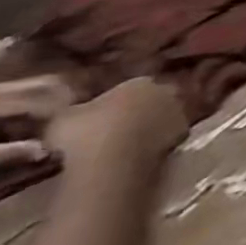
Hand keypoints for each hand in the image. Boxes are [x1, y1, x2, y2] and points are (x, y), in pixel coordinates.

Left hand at [0, 77, 72, 221]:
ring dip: (43, 101)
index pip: (32, 99)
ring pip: (22, 88)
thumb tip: (50, 149)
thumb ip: (1, 155)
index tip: (81, 121)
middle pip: (32, 85)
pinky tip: (28, 121)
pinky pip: (6, 95)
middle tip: (80, 116)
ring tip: (59, 120)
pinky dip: (25, 104)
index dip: (59, 110)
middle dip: (59, 99)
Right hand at [44, 77, 188, 167]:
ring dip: (152, 129)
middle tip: (119, 131)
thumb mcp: (62, 119)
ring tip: (128, 148)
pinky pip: (169, 138)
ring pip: (164, 118)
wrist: (111, 162)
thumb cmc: (83, 135)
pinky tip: (140, 158)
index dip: (118, 102)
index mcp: (138, 83)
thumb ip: (72, 111)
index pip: (132, 87)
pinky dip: (157, 146)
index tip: (105, 116)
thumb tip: (71, 113)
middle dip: (141, 111)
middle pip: (153, 100)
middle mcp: (164, 92)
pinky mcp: (183, 135)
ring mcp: (178, 112)